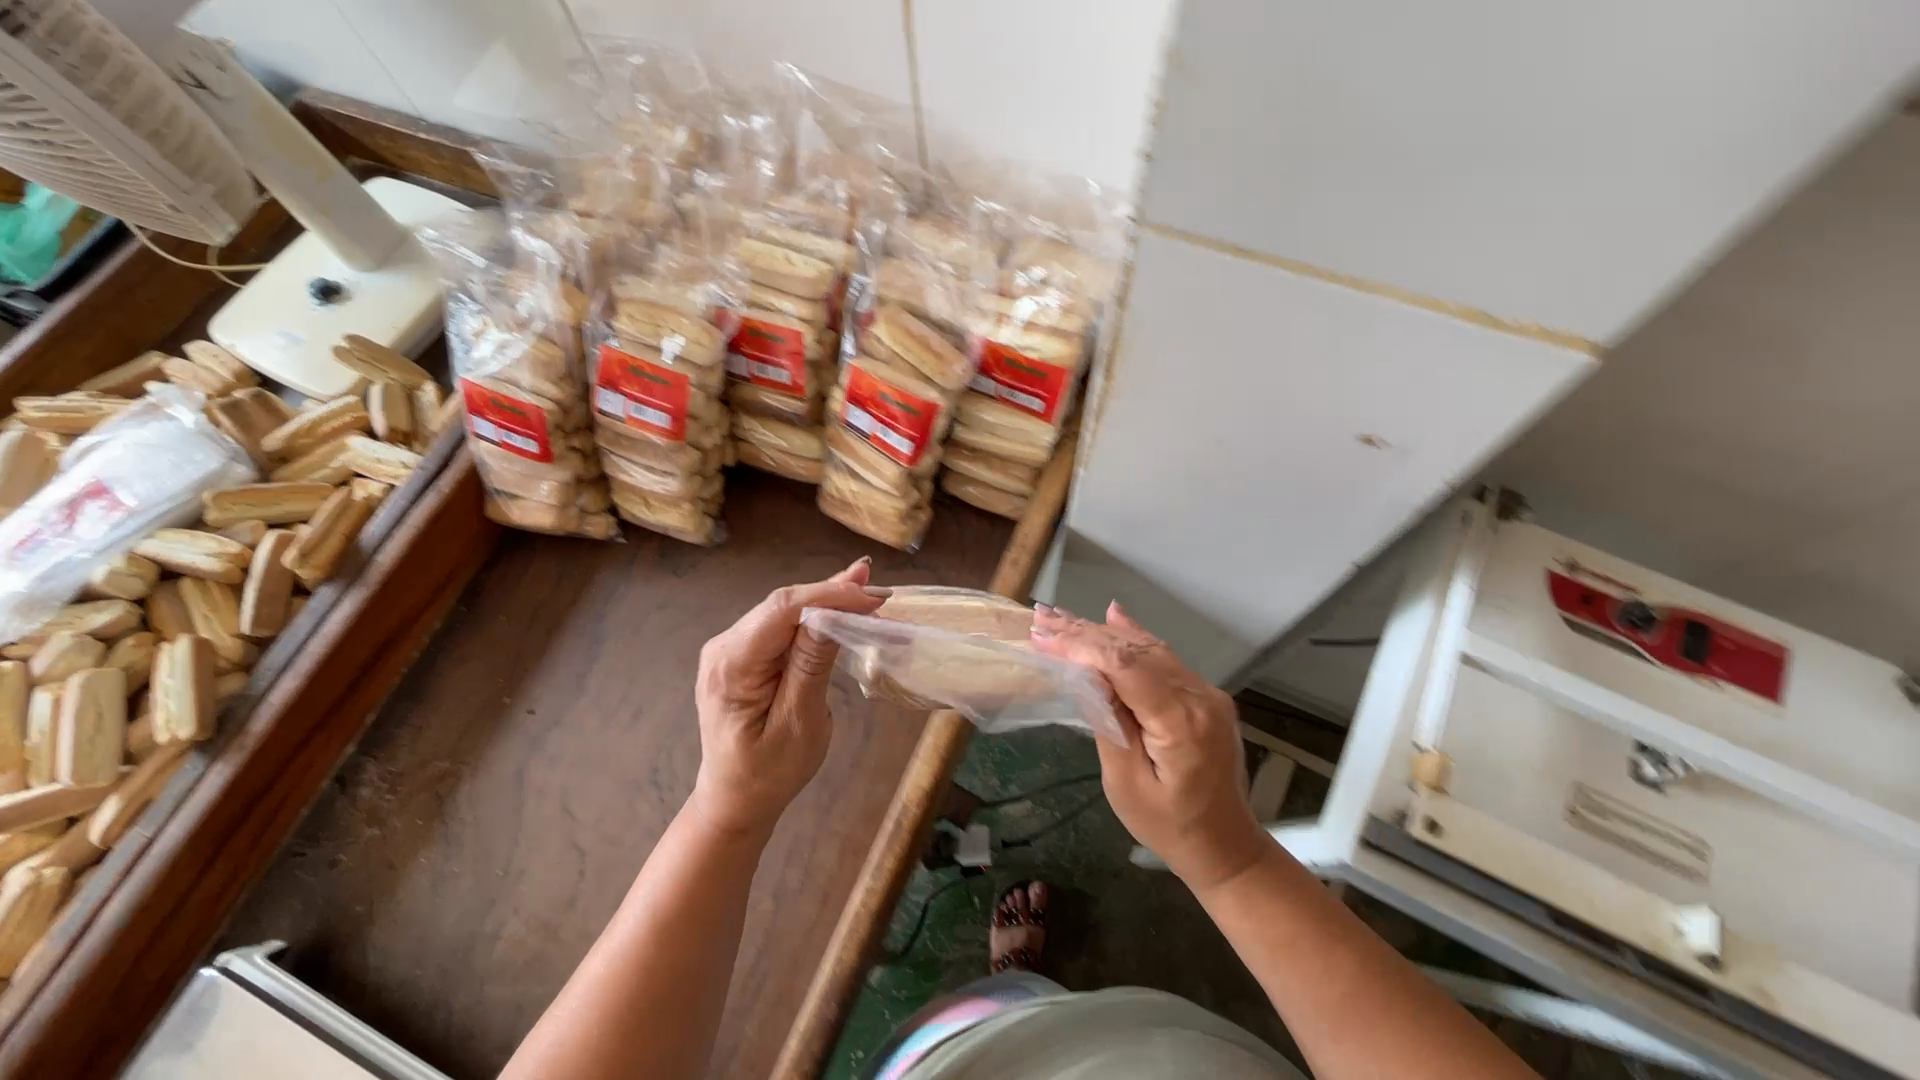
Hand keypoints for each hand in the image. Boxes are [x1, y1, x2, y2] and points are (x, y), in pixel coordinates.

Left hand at [690, 558, 888, 837]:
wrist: (737, 799)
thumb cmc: (769, 772)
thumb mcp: (798, 723)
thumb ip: (812, 665)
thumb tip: (834, 614)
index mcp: (731, 665)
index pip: (782, 611)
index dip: (829, 596)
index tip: (872, 596)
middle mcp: (724, 647)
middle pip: (783, 606)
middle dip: (833, 593)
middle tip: (879, 591)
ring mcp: (731, 648)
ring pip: (785, 611)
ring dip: (828, 601)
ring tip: (867, 591)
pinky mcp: (745, 654)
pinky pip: (782, 626)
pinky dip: (816, 617)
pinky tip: (842, 603)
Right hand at [1031, 602, 1271, 890]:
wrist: (1225, 846)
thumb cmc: (1168, 826)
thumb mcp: (1125, 782)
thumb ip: (1108, 722)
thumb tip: (1086, 674)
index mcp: (1181, 722)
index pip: (1125, 666)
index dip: (1082, 645)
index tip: (1044, 635)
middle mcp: (1200, 696)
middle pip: (1136, 651)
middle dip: (1086, 634)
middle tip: (1043, 619)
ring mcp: (1207, 694)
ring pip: (1150, 650)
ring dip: (1104, 634)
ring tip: (1061, 618)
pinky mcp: (1206, 697)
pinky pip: (1165, 661)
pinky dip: (1133, 641)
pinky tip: (1113, 617)